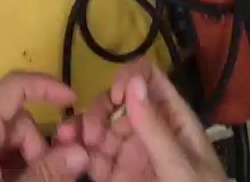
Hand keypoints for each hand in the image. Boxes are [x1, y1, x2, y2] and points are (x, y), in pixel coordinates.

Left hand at [0, 72, 90, 181]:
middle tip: (47, 181)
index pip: (15, 87)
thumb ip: (46, 174)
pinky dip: (5, 169)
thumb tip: (80, 152)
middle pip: (12, 120)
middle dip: (35, 147)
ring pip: (2, 140)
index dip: (47, 88)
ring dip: (23, 162)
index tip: (74, 102)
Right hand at [53, 62, 225, 181]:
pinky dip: (80, 151)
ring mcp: (132, 152)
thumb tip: (133, 80)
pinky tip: (72, 155)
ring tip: (69, 141)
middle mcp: (148, 129)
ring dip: (83, 129)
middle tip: (90, 134)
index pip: (149, 79)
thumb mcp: (180, 168)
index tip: (115, 97)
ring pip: (101, 125)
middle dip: (99, 110)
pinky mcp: (116, 174)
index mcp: (172, 118)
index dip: (129, 78)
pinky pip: (94, 155)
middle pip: (117, 101)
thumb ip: (155, 128)